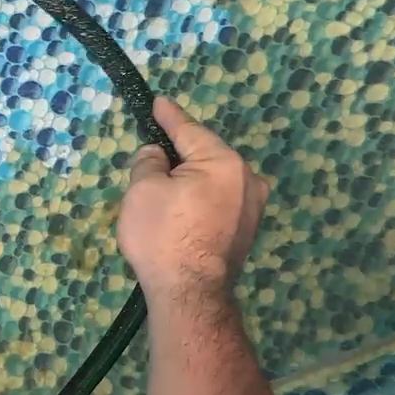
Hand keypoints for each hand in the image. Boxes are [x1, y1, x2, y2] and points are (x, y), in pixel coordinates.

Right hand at [115, 97, 267, 301]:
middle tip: (150, 159)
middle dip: (178, 156)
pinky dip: (197, 201)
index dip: (169, 116)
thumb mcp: (142, 191)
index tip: (159, 103)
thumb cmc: (163, 236)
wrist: (189, 291)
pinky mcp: (246, 230)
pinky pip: (218, 202)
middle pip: (204, 156)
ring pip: (212, 181)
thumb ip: (148, 164)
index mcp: (223, 161)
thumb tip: (156, 155)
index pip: (190, 130)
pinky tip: (179, 214)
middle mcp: (247, 178)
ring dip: (189, 181)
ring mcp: (252, 207)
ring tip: (161, 193)